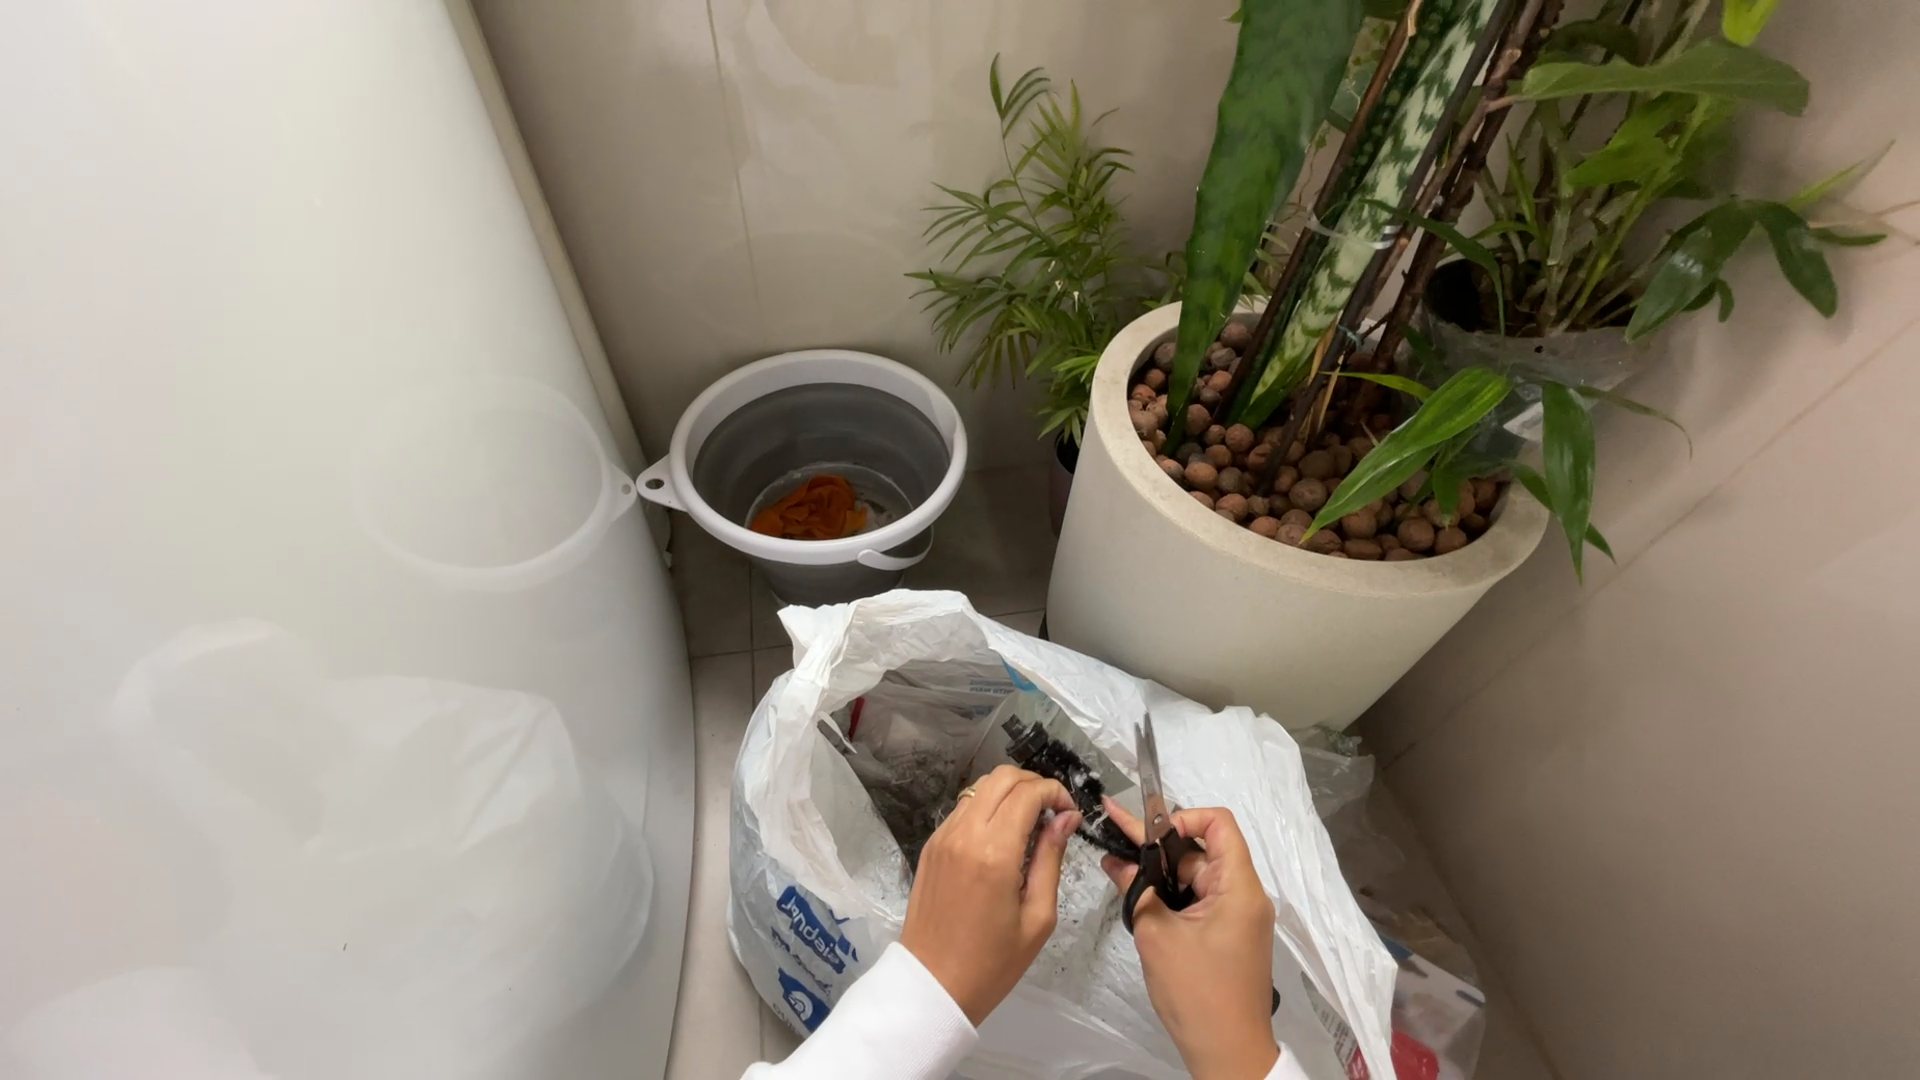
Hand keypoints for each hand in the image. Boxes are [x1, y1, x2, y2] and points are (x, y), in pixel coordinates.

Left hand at [900, 765, 1079, 1025]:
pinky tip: (1002, 834)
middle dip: (1033, 783)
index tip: (1069, 811)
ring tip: (1029, 821)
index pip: (1028, 793)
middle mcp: (965, 832)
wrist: (931, 985)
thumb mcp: (1038, 917)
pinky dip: (987, 806)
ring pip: (980, 787)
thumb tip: (1066, 818)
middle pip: (1001, 776)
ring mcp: (943, 835)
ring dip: (1009, 791)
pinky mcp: (932, 844)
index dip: (1054, 791)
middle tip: (1052, 809)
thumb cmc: (992, 962)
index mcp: (994, 852)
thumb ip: (1051, 858)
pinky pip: (964, 808)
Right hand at [1102, 799, 1279, 1079]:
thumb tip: (1116, 860)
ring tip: (1117, 861)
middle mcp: (1244, 894)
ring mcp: (1237, 915)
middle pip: (1201, 849)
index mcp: (1238, 887)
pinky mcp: (1227, 933)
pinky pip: (1197, 897)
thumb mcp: (1156, 934)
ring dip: (1159, 870)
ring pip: (1195, 874)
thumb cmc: (1196, 992)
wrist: (1228, 1056)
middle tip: (1114, 828)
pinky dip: (1169, 892)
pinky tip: (1135, 889)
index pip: (1219, 823)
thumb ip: (1136, 888)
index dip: (1183, 818)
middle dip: (1157, 843)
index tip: (1151, 836)